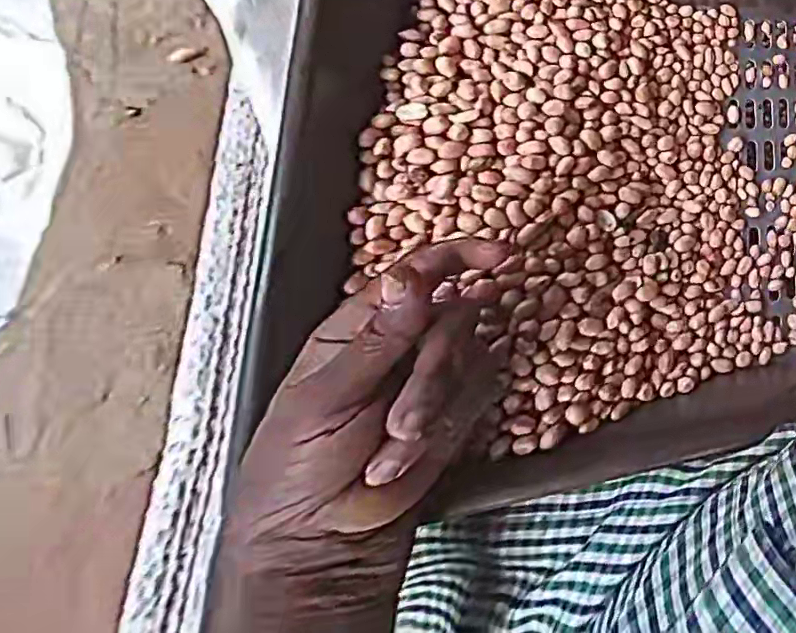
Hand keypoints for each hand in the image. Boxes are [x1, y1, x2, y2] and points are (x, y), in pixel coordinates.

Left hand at [212, 239, 509, 631]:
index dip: (463, 255)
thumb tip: (409, 277)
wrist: (320, 541)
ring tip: (393, 447)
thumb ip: (376, 339)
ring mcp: (436, 369)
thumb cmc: (294, 469)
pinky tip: (402, 457)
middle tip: (403, 419)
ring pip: (470, 356)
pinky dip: (445, 427)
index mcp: (362, 326)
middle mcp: (406, 339)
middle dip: (435, 369)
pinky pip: (479, 392)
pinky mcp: (461, 401)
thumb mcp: (323, 402)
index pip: (420, 271)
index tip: (501, 256)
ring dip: (434, 406)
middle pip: (455, 316)